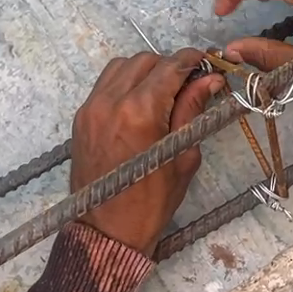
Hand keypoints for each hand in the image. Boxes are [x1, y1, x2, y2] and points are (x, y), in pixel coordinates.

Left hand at [70, 50, 224, 253]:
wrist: (108, 230)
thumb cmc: (152, 201)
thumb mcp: (182, 155)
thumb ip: (193, 110)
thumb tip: (210, 80)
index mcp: (141, 111)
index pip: (170, 66)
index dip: (192, 61)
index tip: (206, 64)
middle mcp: (112, 101)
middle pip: (146, 60)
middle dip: (170, 66)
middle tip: (188, 84)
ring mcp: (92, 107)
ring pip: (122, 66)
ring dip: (145, 70)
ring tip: (162, 92)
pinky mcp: (82, 116)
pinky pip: (105, 83)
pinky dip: (125, 82)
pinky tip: (139, 101)